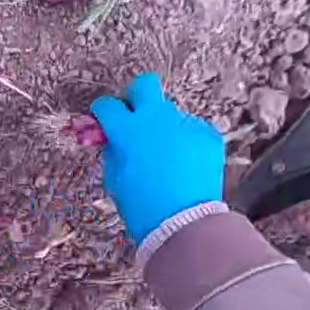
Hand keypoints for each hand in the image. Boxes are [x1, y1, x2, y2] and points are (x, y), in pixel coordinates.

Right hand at [90, 73, 223, 241]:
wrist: (185, 223)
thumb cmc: (143, 207)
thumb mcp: (116, 181)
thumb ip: (114, 153)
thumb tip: (115, 141)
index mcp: (129, 131)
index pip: (108, 106)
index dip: (102, 110)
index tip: (103, 117)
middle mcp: (158, 118)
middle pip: (145, 85)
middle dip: (136, 96)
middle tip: (134, 117)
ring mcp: (186, 124)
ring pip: (170, 114)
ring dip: (163, 128)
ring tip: (165, 157)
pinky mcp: (207, 134)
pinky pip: (191, 130)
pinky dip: (184, 143)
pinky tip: (184, 165)